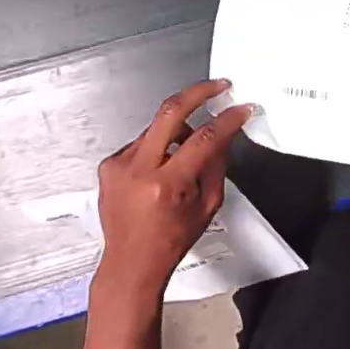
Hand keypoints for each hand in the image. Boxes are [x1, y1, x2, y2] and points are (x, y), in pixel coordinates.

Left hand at [91, 79, 254, 316]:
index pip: (204, 139)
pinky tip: (163, 168)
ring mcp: (119, 166)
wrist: (131, 262)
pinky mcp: (109, 164)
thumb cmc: (170, 240)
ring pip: (157, 128)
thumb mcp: (208, 204)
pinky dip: (159, 147)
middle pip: (169, 113)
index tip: (241, 110)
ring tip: (188, 152)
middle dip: (197, 93)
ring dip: (178, 131)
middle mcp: (138, 170)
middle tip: (217, 86)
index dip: (227, 120)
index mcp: (167, 185)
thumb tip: (225, 133)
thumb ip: (217, 164)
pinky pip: (142, 142)